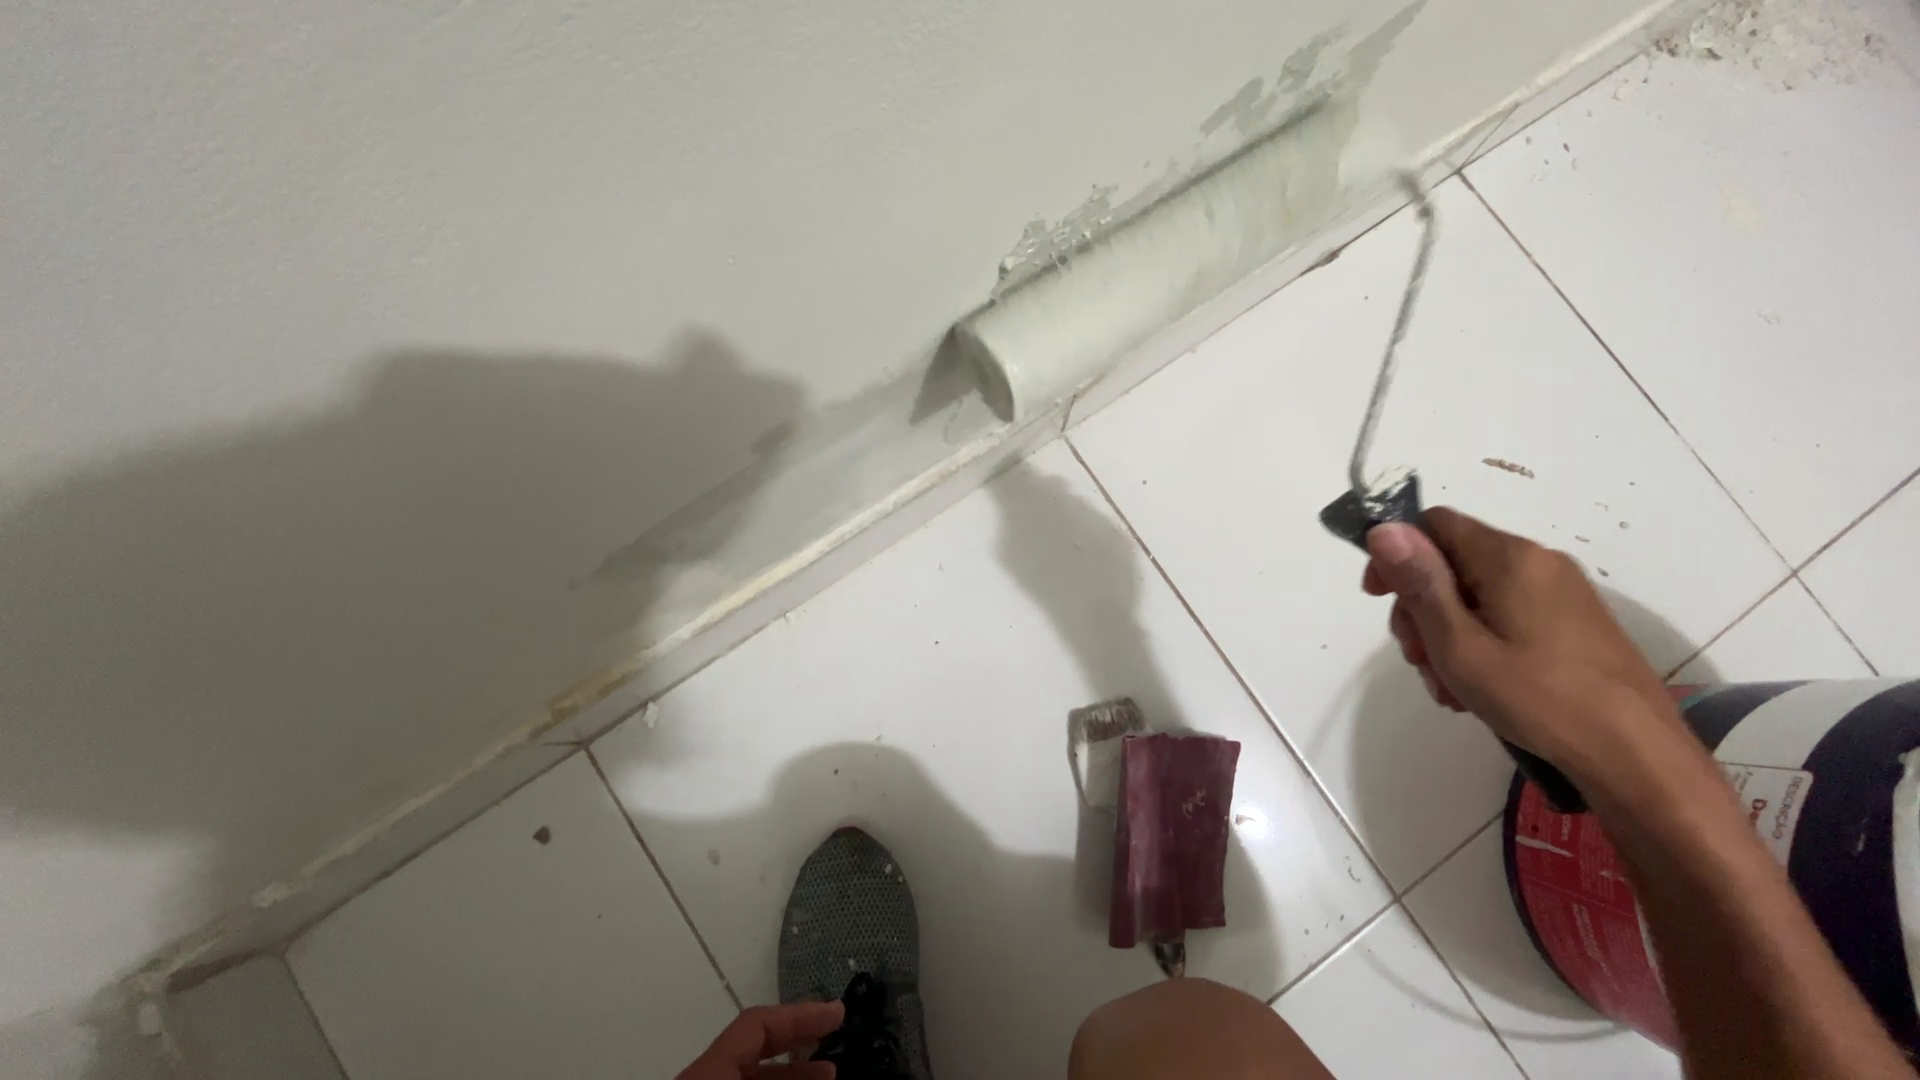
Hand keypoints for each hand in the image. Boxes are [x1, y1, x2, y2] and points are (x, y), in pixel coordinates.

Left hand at [675, 1001, 844, 1079]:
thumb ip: (782, 1075)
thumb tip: (828, 1071)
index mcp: (707, 1069)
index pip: (757, 1023)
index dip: (799, 1014)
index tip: (837, 1012)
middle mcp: (703, 1075)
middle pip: (754, 1044)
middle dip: (798, 1037)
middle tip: (837, 1033)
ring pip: (749, 1074)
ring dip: (792, 1070)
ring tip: (830, 1072)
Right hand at [1360, 507, 1684, 780]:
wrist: (1636, 754)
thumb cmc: (1538, 697)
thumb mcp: (1459, 645)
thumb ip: (1420, 584)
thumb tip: (1383, 529)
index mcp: (1510, 558)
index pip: (1434, 524)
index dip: (1396, 554)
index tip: (1379, 598)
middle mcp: (1539, 562)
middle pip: (1453, 563)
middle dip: (1420, 607)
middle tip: (1418, 658)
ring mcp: (1562, 593)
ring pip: (1476, 595)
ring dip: (1446, 633)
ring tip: (1448, 685)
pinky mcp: (1574, 622)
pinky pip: (1506, 615)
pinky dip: (1480, 642)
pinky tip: (1477, 687)